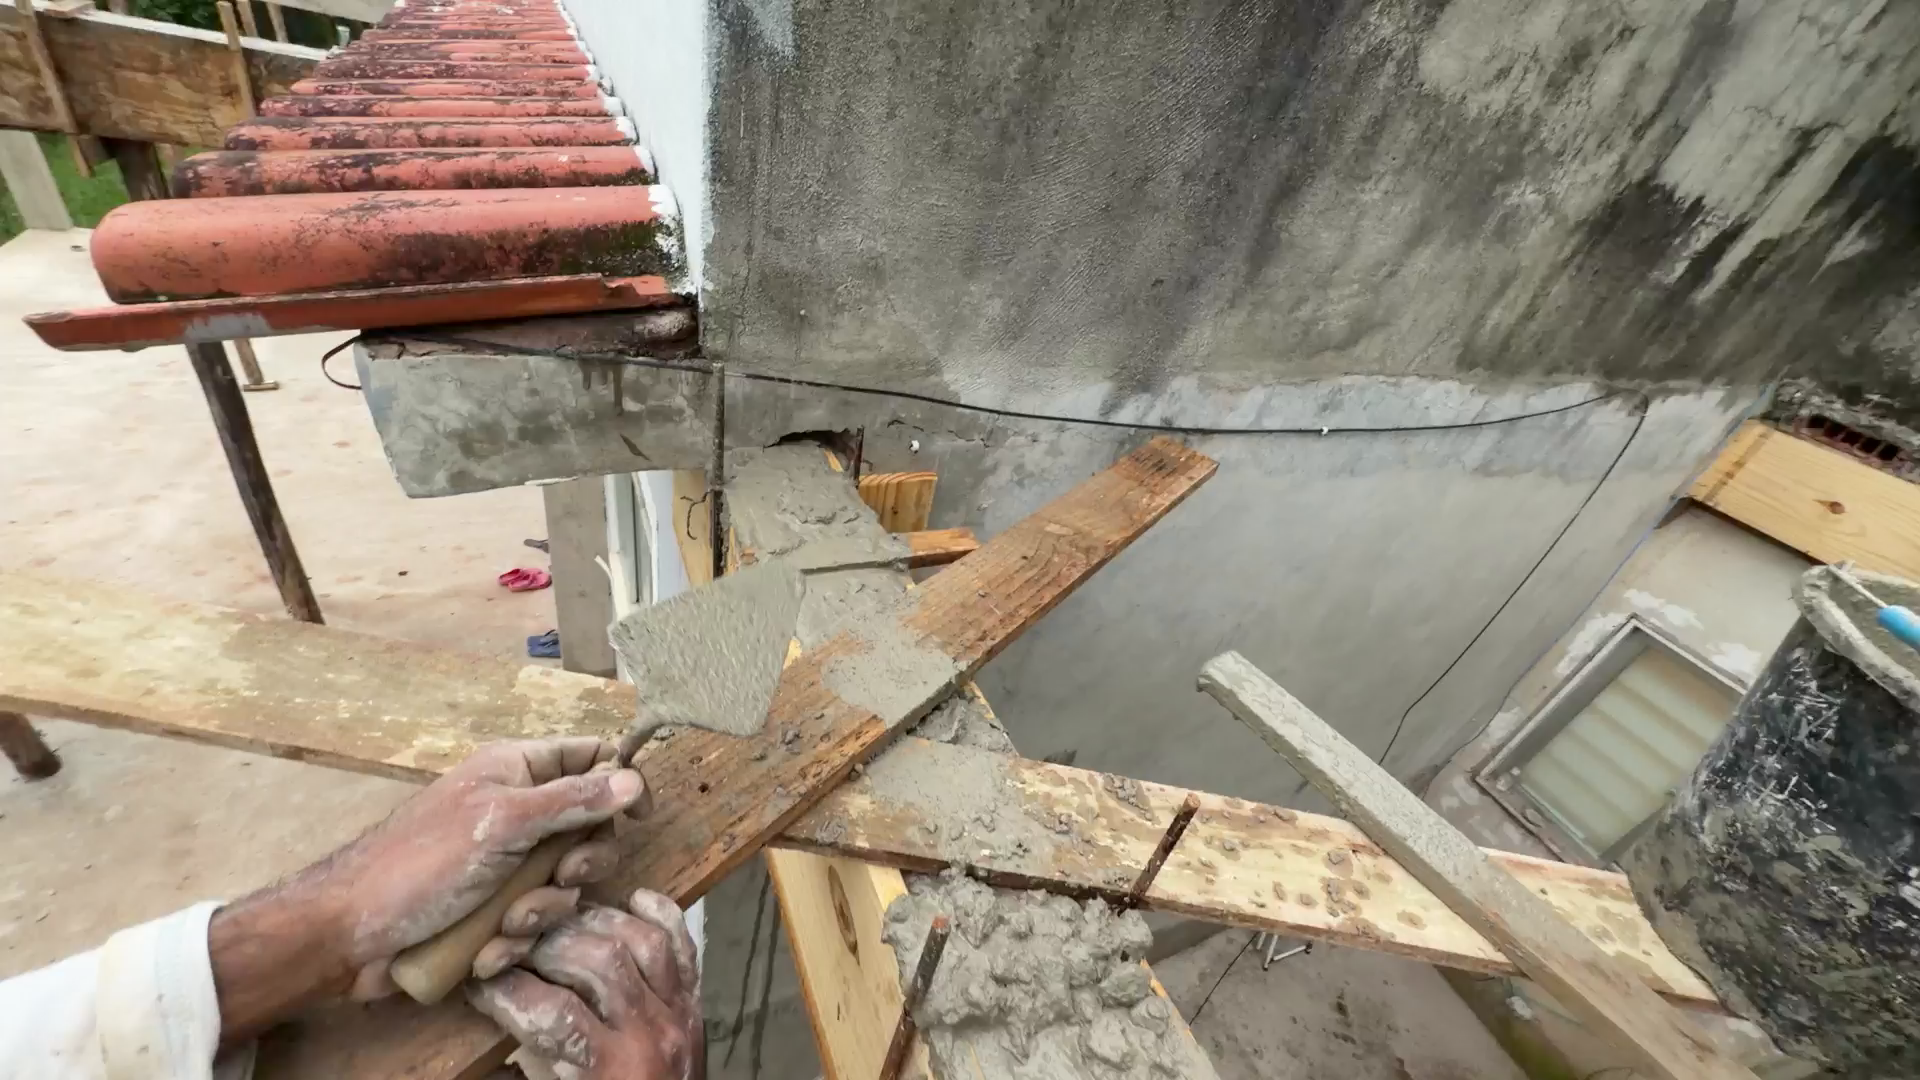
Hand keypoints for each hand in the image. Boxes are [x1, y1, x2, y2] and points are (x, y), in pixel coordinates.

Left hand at [208, 737, 648, 1042]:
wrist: (342, 940)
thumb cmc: (418, 863)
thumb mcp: (503, 823)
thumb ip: (574, 800)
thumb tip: (636, 780)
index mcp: (521, 769)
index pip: (592, 757)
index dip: (621, 780)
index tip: (641, 813)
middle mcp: (523, 809)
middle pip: (591, 824)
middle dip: (582, 859)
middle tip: (565, 875)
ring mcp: (512, 859)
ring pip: (569, 876)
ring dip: (547, 905)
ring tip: (510, 921)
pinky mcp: (500, 905)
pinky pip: (539, 915)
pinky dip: (520, 934)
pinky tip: (490, 946)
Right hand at [469, 890, 702, 1079]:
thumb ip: (525, 1074)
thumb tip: (495, 1032)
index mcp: (605, 1073)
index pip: (553, 1016)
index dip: (510, 993)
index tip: (479, 981)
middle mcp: (646, 1032)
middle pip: (600, 965)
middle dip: (553, 947)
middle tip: (518, 939)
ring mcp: (676, 1010)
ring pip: (642, 945)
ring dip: (601, 924)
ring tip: (564, 917)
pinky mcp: (695, 999)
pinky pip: (683, 946)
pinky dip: (661, 915)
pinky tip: (634, 898)